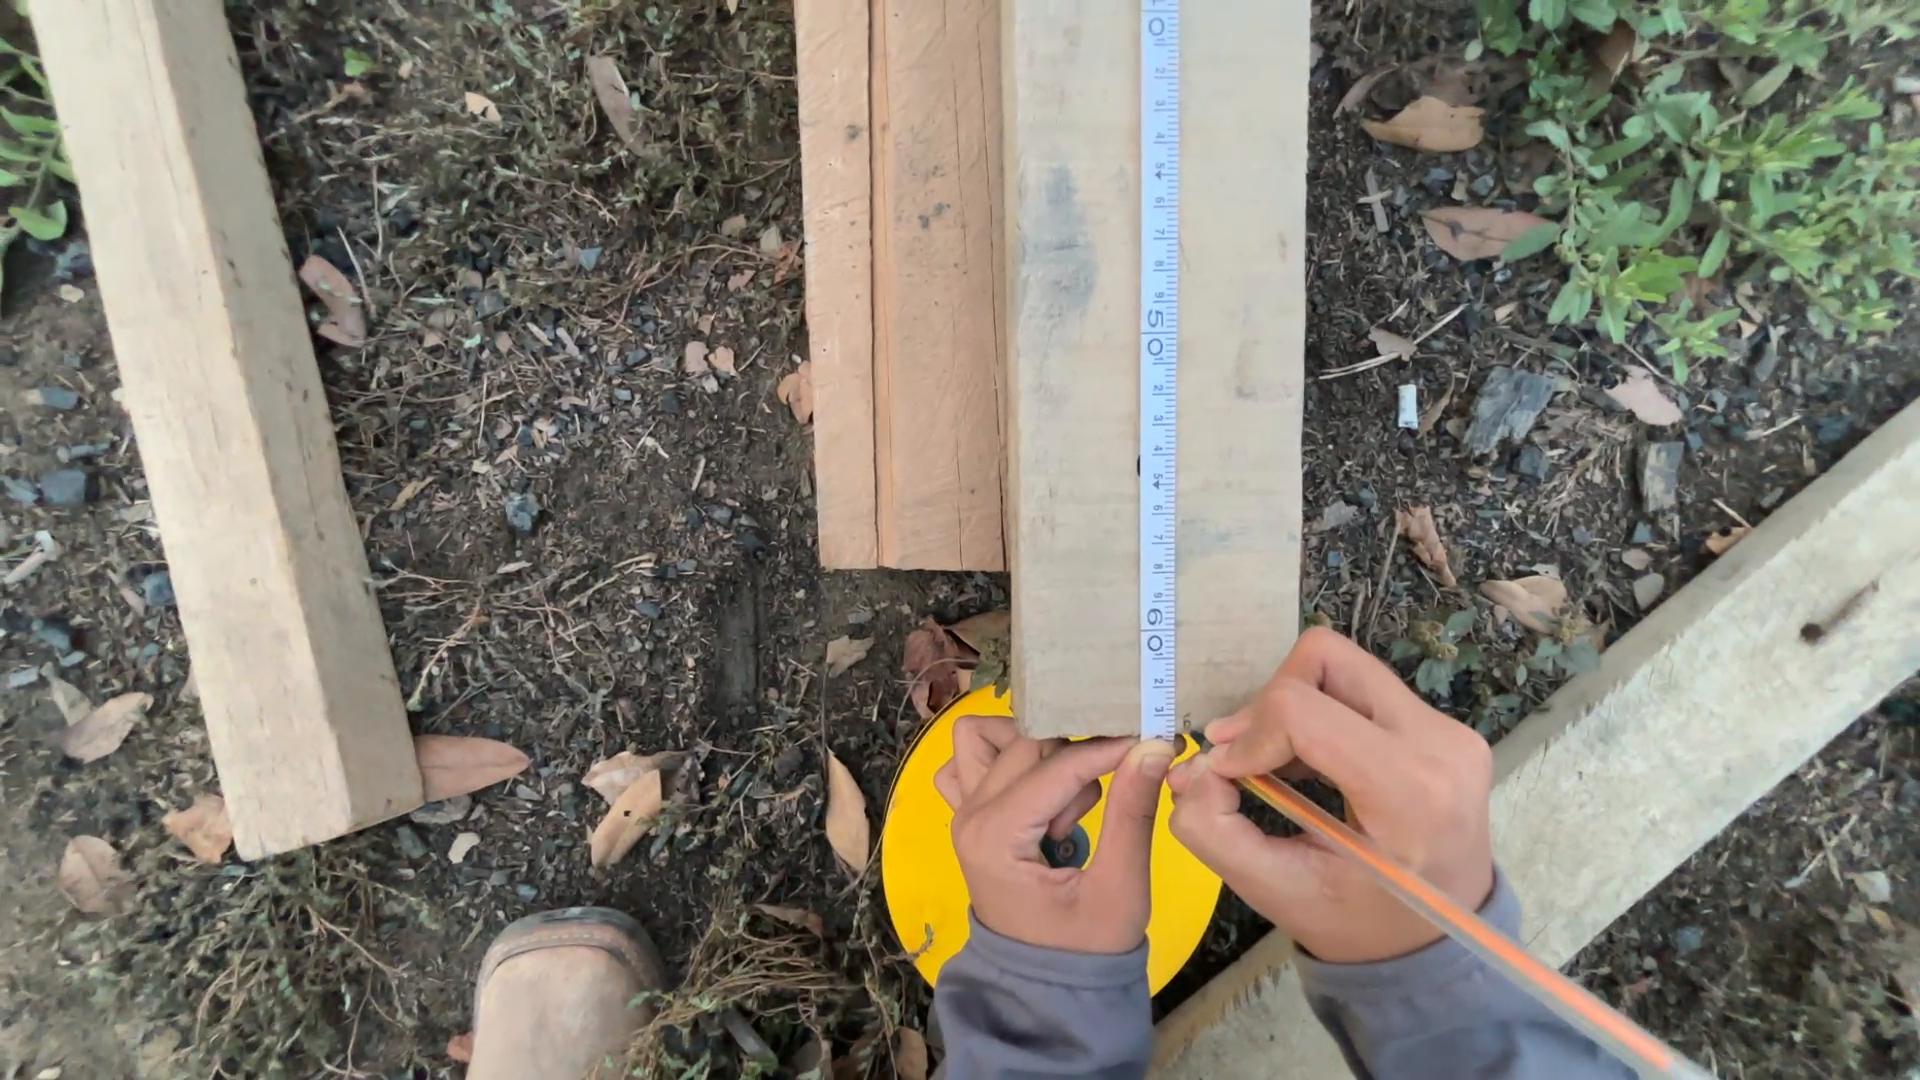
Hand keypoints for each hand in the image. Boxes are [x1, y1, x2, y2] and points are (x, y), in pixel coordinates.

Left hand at [934, 715, 1176, 953]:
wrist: (1046, 989)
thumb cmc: (1085, 947)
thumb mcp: (1119, 887)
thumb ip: (1132, 813)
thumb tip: (1154, 747)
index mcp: (996, 838)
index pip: (1055, 767)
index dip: (1106, 748)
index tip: (1149, 737)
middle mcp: (969, 815)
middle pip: (1023, 743)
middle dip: (1074, 754)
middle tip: (1110, 787)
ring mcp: (962, 811)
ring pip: (984, 738)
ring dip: (1031, 749)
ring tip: (1066, 797)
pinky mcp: (968, 812)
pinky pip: (971, 760)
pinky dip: (1005, 759)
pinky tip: (1041, 794)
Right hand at [1167, 627, 1494, 963]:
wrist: (1435, 941)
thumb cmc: (1357, 922)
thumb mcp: (1273, 890)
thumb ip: (1212, 828)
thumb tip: (1192, 768)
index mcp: (1410, 791)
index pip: (1301, 708)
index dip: (1248, 733)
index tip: (1228, 774)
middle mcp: (1438, 742)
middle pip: (1322, 658)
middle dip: (1268, 700)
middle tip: (1246, 753)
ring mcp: (1445, 727)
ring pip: (1336, 662)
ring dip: (1289, 701)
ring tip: (1276, 759)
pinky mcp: (1437, 722)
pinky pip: (1352, 682)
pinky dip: (1312, 709)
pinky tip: (1304, 760)